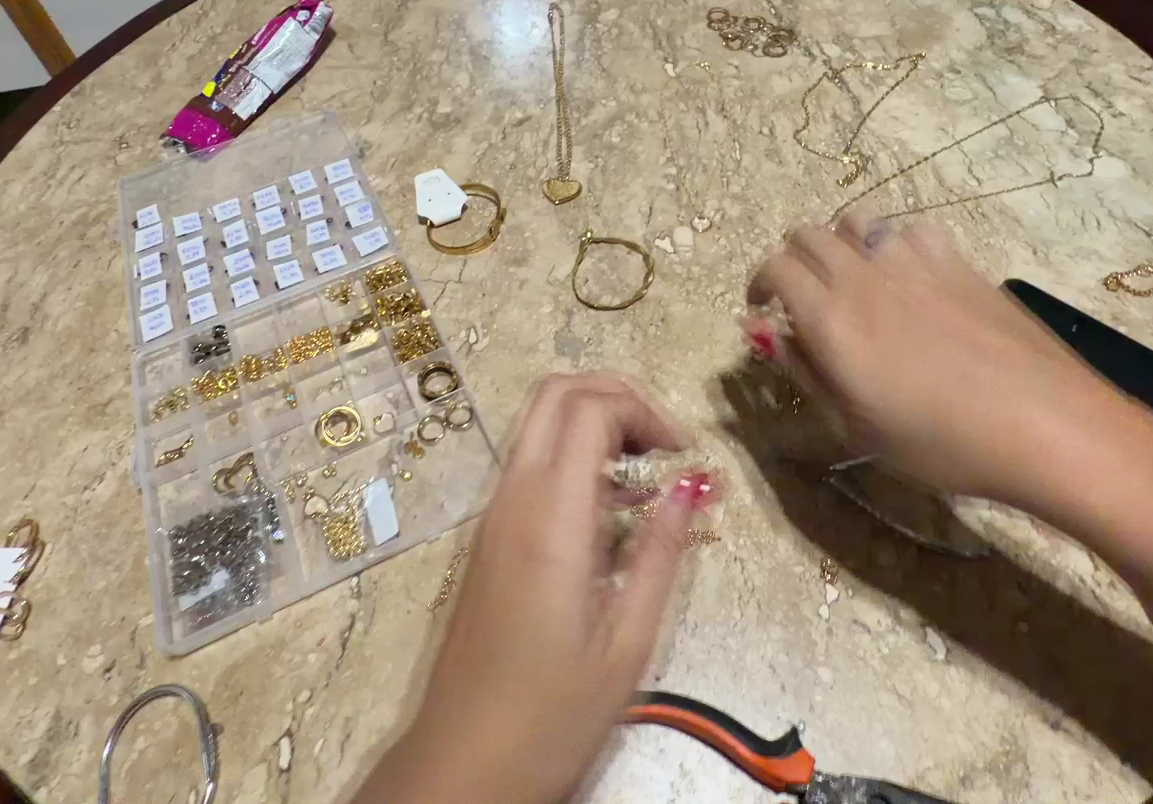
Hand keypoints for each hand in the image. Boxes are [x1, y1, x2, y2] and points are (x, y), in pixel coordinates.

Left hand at [350, 374, 708, 803]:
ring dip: (593, 422)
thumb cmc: (552, 714)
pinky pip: (531, 461)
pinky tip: (611, 506)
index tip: (683, 455)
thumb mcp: (627, 641)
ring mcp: (493, 510)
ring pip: (539, 421)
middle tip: (663, 446)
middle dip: (616, 396)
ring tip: (645, 474)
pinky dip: (572, 454)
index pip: (589, 408)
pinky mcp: (489, 530)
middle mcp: (513, 495)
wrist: (462, 759)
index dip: (643, 410)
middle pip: (556, 392)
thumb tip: (691, 486)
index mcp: (549, 516)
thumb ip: (661, 553)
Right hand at [744, 211, 1148, 513]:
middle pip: (807, 234)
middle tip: (798, 294)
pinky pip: (911, 229)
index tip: (762, 307)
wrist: (1049, 429)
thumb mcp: (853, 426)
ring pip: (856, 219)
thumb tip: (771, 335)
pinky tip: (907, 275)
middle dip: (790, 257)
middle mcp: (864, 278)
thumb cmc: (940, 443)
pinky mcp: (959, 264)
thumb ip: (805, 371)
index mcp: (830, 318)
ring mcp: (915, 264)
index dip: (759, 282)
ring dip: (838, 240)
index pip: (775, 267)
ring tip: (849, 275)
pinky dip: (893, 243)